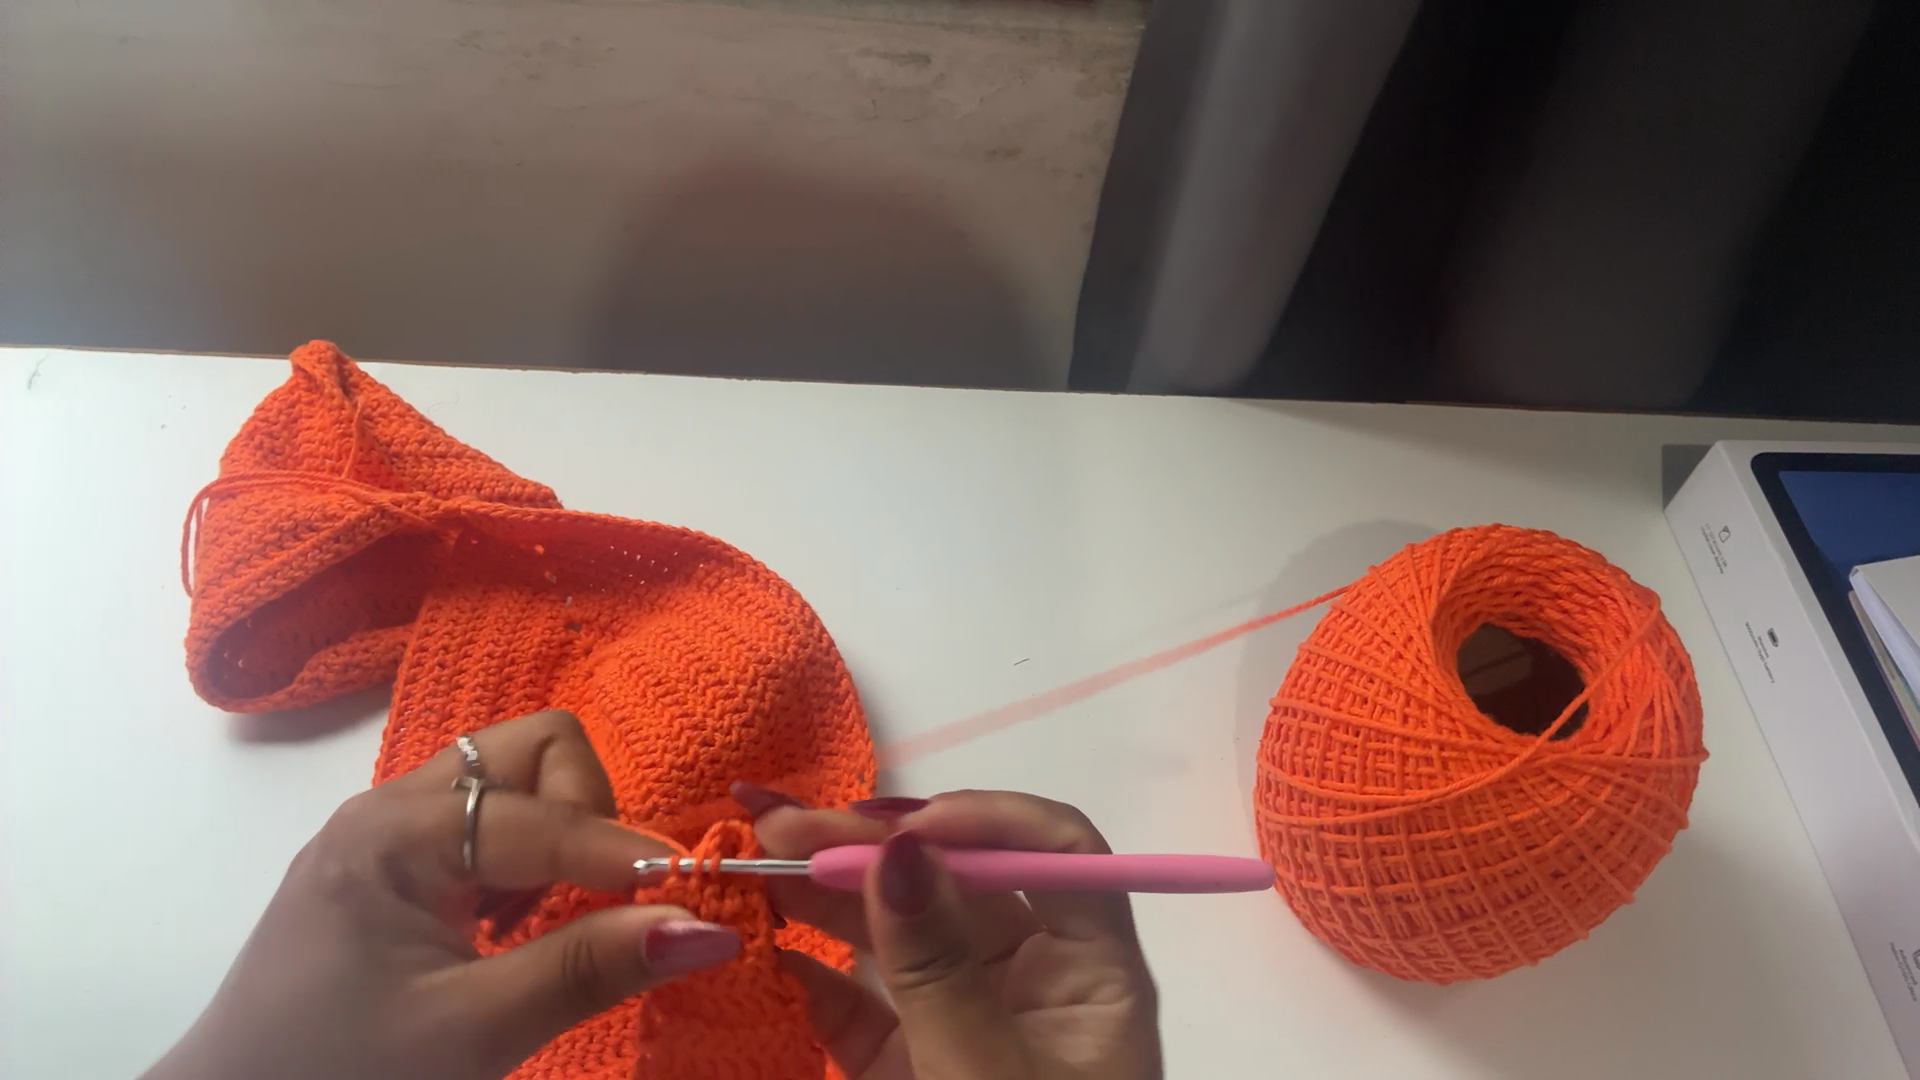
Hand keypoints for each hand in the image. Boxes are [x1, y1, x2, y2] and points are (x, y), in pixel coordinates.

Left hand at [143, 710, 741, 1079]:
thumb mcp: (470, 1036)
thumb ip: (591, 968)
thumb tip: (712, 929)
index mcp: (395, 832)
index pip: (547, 818)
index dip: (623, 852)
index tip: (686, 892)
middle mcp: (398, 801)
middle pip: (540, 747)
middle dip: (586, 810)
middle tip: (578, 892)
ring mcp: (400, 819)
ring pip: (529, 769)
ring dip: (562, 828)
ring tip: (532, 912)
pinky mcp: (408, 848)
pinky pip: (506, 807)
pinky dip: (535, 848)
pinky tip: (505, 917)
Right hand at [741, 787, 1163, 1078]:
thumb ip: (940, 970)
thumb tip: (899, 846)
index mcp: (1091, 971)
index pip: (1059, 851)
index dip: (987, 817)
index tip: (901, 826)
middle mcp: (1033, 974)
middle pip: (959, 875)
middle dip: (874, 844)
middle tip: (784, 823)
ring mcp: (965, 1009)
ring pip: (901, 921)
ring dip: (828, 887)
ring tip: (755, 851)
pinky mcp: (908, 1055)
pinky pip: (860, 993)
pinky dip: (810, 966)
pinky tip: (762, 940)